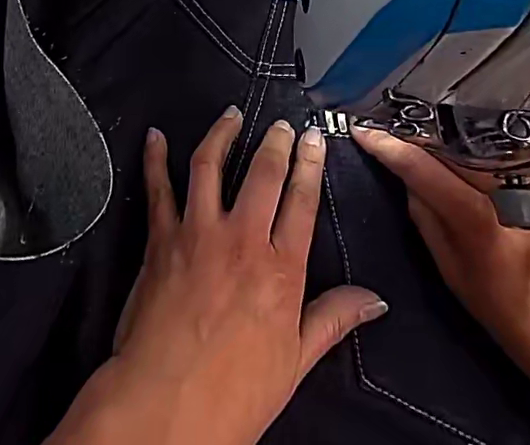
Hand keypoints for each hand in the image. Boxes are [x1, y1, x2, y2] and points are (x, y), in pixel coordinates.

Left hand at [48, 108, 386, 444]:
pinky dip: (155, 160)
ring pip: (211, 165)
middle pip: (264, 173)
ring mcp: (199, 234)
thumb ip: (333, 320)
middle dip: (276, 142)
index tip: (313, 139)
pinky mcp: (162, 241)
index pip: (302, 200)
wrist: (160, 413)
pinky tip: (155, 137)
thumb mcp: (294, 362)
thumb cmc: (230, 396)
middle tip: (282, 125)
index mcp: (280, 268)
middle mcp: (242, 239)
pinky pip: (159, 190)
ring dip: (223, 134)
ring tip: (231, 115)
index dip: (310, 164)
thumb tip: (374, 300)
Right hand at [354, 128, 529, 444]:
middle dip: (419, 138)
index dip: (390, 147)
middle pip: (453, 145)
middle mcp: (516, 191)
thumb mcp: (466, 290)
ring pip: (482, 147)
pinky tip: (478, 172)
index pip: (424, 169)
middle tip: (394, 137)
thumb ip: (433, 231)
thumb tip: (412, 190)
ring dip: (450, 145)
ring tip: (430, 152)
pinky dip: (485, 159)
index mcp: (486, 224)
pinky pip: (512, 160)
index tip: (367, 132)